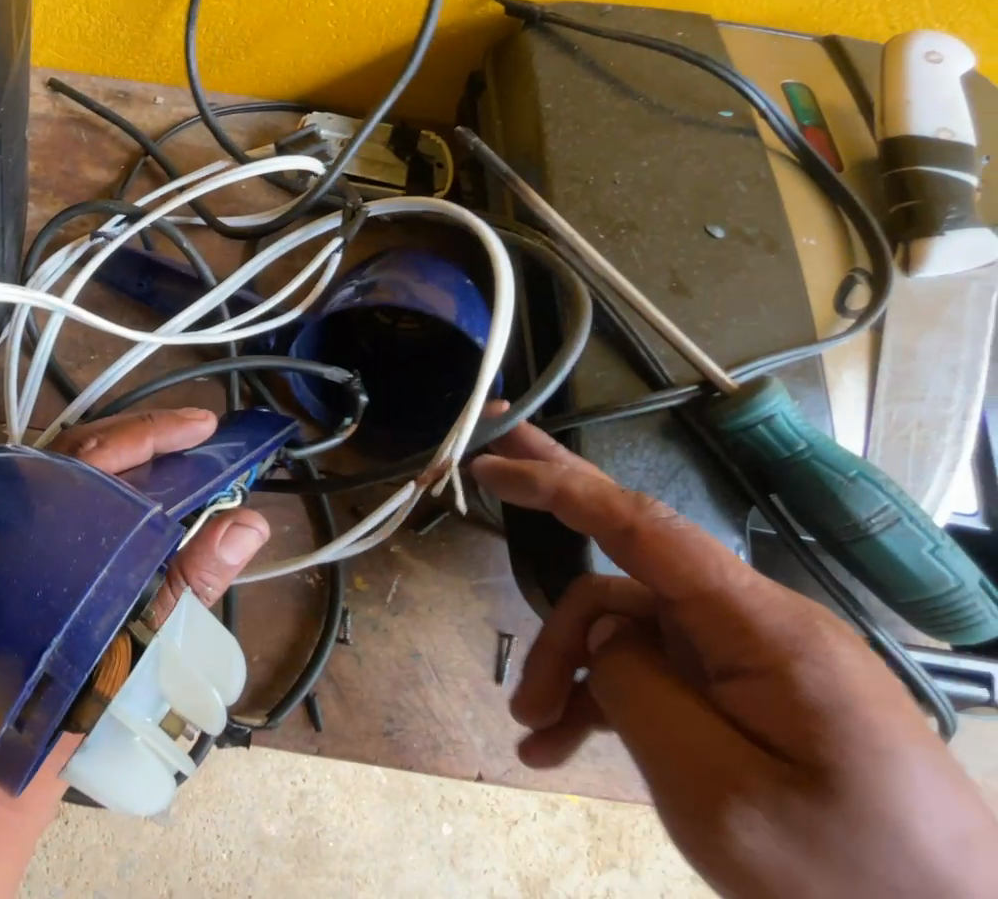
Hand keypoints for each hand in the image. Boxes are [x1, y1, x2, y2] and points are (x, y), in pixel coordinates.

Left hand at [0, 409, 269, 898]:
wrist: (8, 744)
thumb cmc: (73, 690)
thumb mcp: (142, 629)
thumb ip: (194, 574)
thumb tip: (248, 523)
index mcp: (48, 525)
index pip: (105, 453)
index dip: (156, 433)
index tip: (204, 427)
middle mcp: (21, 513)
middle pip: (84, 451)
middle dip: (142, 436)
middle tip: (196, 435)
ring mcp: (11, 529)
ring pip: (68, 470)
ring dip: (120, 457)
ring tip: (170, 456)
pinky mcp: (13, 549)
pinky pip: (57, 498)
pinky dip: (99, 487)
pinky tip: (126, 497)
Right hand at [470, 418, 997, 898]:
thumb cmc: (840, 873)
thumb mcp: (714, 787)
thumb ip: (637, 688)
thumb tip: (607, 637)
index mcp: (763, 629)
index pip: (642, 528)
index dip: (557, 486)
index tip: (490, 462)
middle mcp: (753, 626)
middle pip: (625, 565)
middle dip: (552, 523)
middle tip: (479, 477)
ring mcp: (747, 661)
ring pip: (621, 633)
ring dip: (565, 670)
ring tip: (529, 730)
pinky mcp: (741, 697)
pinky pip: (648, 677)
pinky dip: (595, 703)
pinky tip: (555, 747)